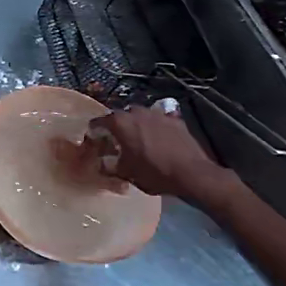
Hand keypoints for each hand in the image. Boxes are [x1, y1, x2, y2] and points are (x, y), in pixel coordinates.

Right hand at [89, 103, 232, 203]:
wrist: (192, 174)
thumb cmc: (154, 172)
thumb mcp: (126, 173)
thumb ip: (108, 166)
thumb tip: (100, 163)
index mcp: (120, 122)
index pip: (99, 122)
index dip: (94, 132)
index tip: (93, 140)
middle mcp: (137, 111)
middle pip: (120, 117)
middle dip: (116, 128)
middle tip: (117, 142)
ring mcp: (157, 113)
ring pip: (140, 116)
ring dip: (136, 125)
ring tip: (139, 140)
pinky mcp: (174, 119)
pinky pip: (159, 119)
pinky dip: (156, 126)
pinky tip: (159, 137)